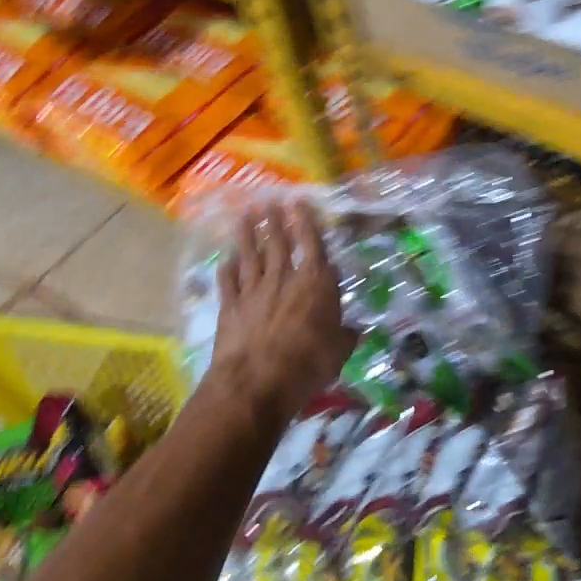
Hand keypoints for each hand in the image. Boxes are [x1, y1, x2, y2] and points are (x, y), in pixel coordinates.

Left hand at [207, 201, 354, 431]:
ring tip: (245, 214)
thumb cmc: (308, 364)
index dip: (306, 221)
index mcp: (315, 284)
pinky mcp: (230, 307)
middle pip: (278, 242)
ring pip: (250, 255)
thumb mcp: (339, 352)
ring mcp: (253, 290)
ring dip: (247, 233)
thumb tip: (354, 330)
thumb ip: (345, 336)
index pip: (312, 244)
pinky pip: (228, 281)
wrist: (258, 381)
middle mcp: (284, 279)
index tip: (299, 201)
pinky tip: (226, 258)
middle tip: (269, 200)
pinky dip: (227, 267)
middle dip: (274, 220)